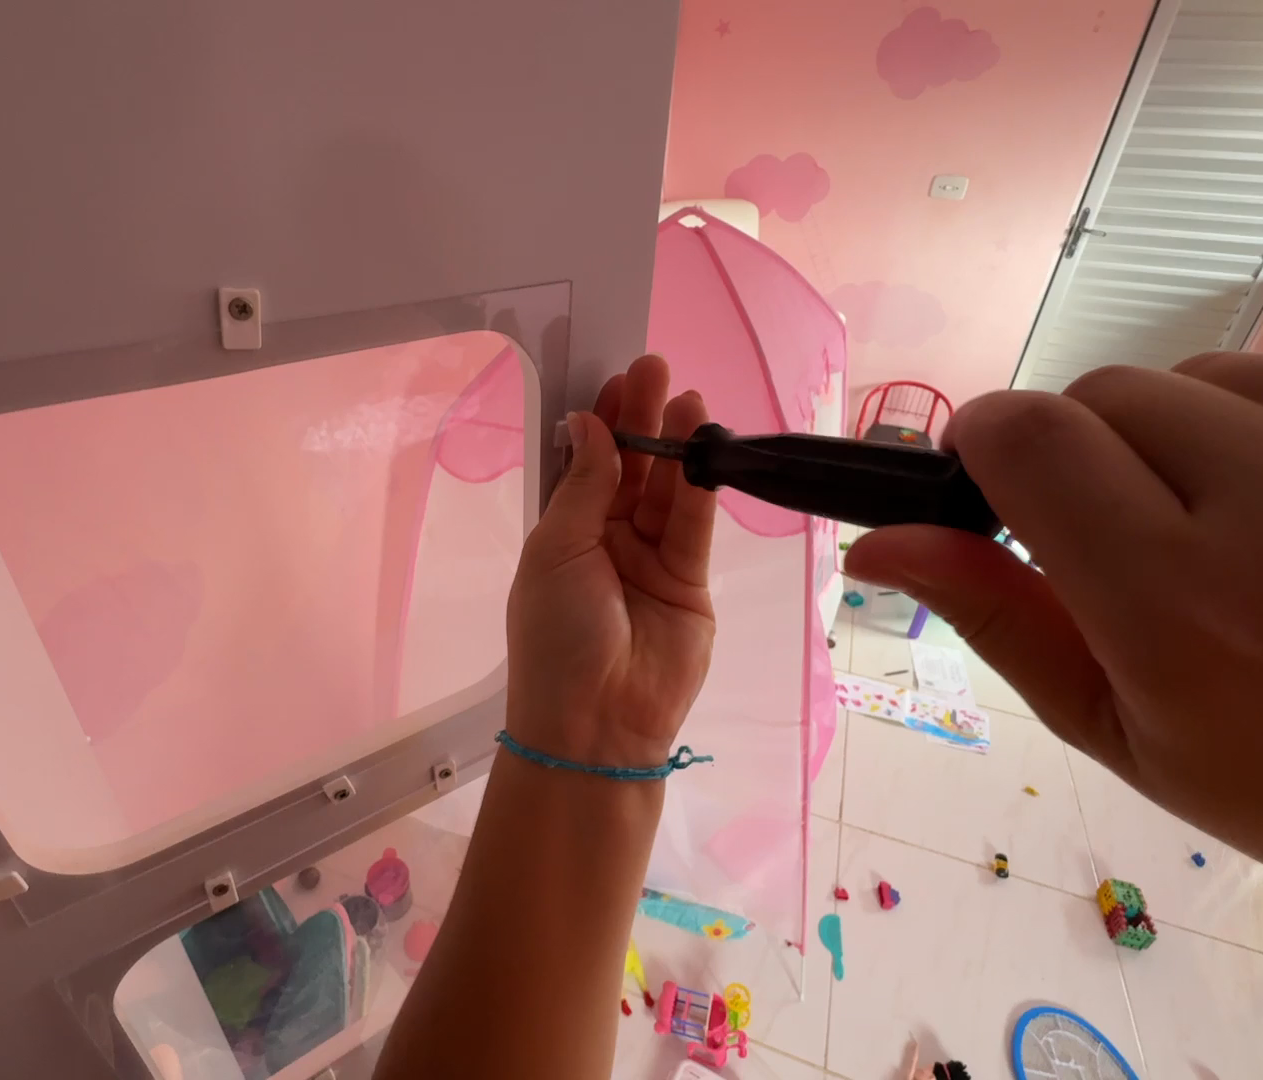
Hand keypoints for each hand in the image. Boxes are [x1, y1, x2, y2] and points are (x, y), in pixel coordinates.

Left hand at [504, 354, 716, 768]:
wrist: (597, 722)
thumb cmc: (557, 634)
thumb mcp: (556, 551)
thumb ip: (582, 486)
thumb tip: (585, 423)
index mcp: (564, 534)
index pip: (587, 466)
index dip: (602, 424)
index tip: (617, 381)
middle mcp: (606, 541)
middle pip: (629, 470)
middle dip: (641, 420)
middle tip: (655, 369)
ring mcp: (650, 560)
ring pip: (665, 490)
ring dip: (677, 444)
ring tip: (687, 397)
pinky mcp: (690, 579)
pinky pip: (693, 523)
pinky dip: (700, 484)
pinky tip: (705, 443)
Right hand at [845, 352, 1262, 965]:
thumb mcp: (1118, 729)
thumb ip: (991, 617)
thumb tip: (875, 543)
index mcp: (1183, 607)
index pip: (1025, 436)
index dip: (981, 443)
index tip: (988, 487)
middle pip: (1102, 393)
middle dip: (1075, 449)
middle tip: (1116, 533)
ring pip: (1199, 376)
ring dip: (1173, 434)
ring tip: (1226, 522)